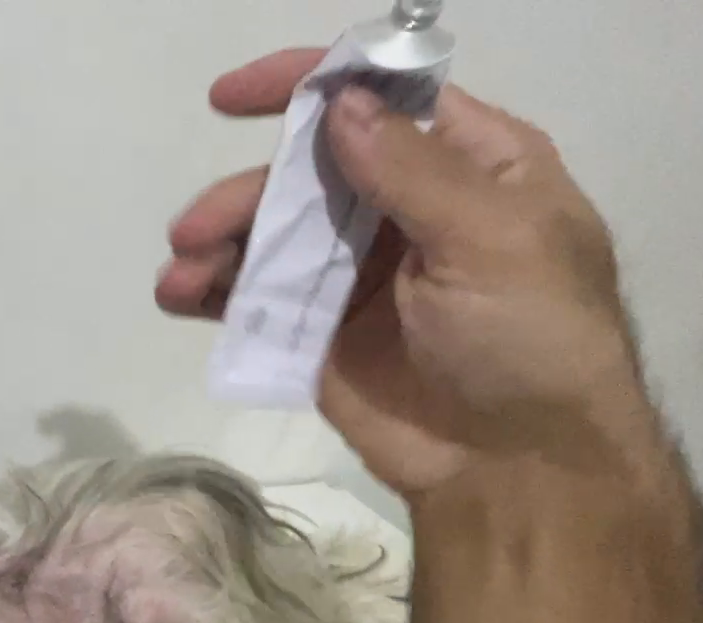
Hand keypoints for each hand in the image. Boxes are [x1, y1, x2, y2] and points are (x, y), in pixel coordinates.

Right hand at [158, 49, 661, 499]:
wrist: (502, 457)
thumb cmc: (526, 339)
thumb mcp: (493, 241)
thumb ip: (414, 173)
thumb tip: (339, 105)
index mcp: (462, 168)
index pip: (379, 102)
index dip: (307, 86)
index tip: (229, 97)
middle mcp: (393, 210)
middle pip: (298, 177)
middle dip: (239, 197)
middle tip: (192, 233)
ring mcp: (343, 271)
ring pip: (261, 237)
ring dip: (211, 248)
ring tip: (176, 280)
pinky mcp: (305, 326)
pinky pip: (245, 295)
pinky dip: (206, 292)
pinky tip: (177, 297)